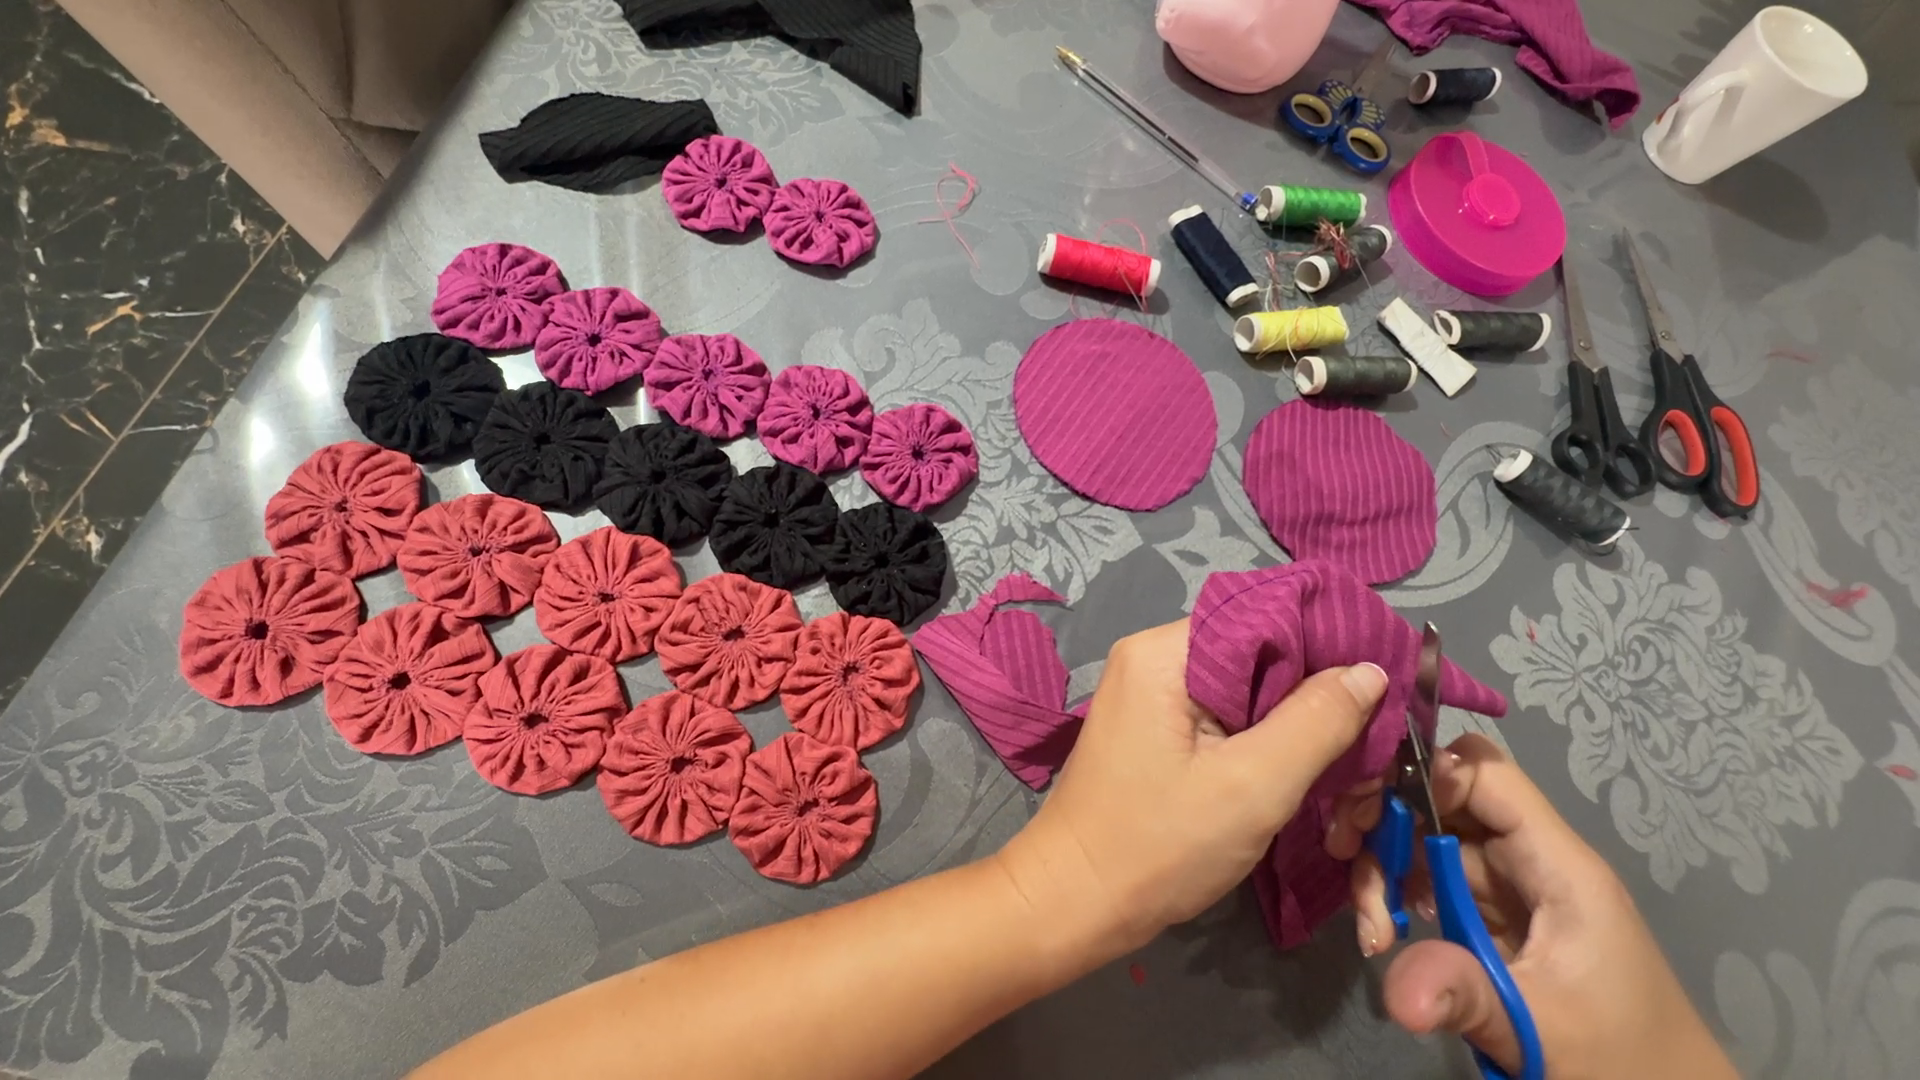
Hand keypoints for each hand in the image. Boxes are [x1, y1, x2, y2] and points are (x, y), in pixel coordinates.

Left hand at [997, 620, 1388, 952]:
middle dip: (1314, 692)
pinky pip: (1224, 715)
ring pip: (1246, 687)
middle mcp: (1153, 657)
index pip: (1264, 616)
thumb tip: (1369, 668)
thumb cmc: (1159, 844)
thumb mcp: (1253, 785)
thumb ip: (1317, 722)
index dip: (1327, 645)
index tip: (1384, 685)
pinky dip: (1262, 739)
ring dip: (1292, 723)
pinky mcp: (1155, 727)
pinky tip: (1295, 770)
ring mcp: (1150, 693)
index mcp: (1164, 652)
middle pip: (1257, 652)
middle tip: (1369, 738)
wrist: (1076, 899)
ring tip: (1340, 762)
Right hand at [1326, 735, 1736, 1079]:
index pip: (1484, 775)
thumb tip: (1391, 989)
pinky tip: (1384, 934)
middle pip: (1441, 797)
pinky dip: (1394, 893)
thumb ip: (1465, 995)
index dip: (1423, 772)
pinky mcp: (1487, 915)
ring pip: (1425, 836)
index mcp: (1556, 864)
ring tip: (1372, 927)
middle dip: (1385, 814)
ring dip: (1383, 864)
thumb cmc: (1628, 1065)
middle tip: (1343, 851)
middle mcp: (1528, 859)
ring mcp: (1505, 887)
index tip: (1369, 809)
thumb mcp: (1545, 1029)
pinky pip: (1426, 877)